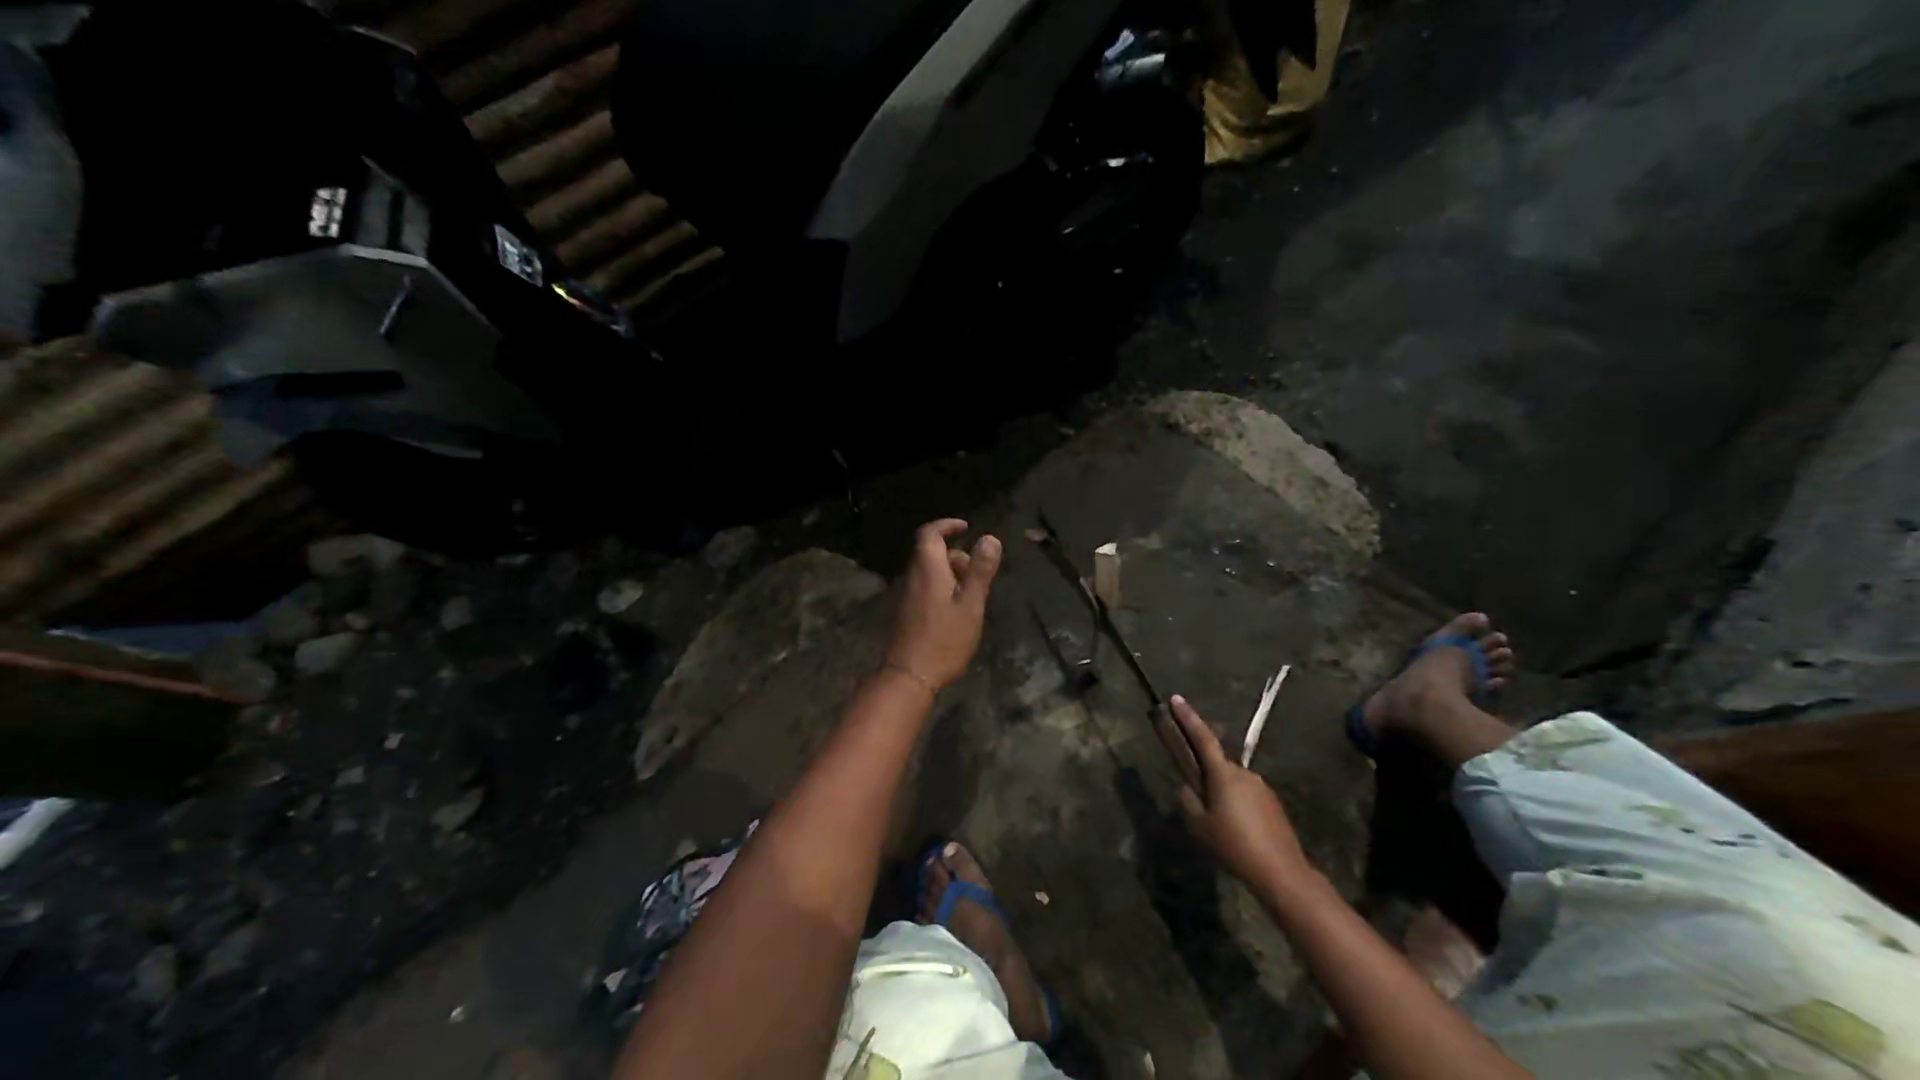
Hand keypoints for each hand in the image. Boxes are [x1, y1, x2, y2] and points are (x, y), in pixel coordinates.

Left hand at [884, 519, 1002, 689]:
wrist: (910, 675)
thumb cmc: (945, 639)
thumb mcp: (971, 604)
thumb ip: (980, 570)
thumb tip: (990, 538)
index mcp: (928, 568)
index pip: (930, 533)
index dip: (947, 525)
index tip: (966, 528)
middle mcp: (912, 575)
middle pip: (931, 553)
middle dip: (956, 556)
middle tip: (978, 576)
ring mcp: (905, 594)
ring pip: (929, 572)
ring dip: (950, 574)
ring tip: (971, 598)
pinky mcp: (905, 611)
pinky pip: (924, 587)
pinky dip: (941, 588)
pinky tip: (955, 612)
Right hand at [1167, 694, 1312, 889]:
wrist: (1281, 872)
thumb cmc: (1233, 845)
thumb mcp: (1198, 825)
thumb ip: (1187, 800)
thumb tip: (1187, 788)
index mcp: (1223, 774)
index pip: (1202, 738)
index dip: (1188, 717)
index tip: (1176, 698)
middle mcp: (1244, 773)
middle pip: (1218, 766)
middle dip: (1207, 778)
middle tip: (1200, 804)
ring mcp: (1262, 788)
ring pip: (1233, 783)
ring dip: (1224, 795)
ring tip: (1221, 827)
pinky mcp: (1273, 804)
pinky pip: (1247, 797)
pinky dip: (1238, 807)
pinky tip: (1240, 833)